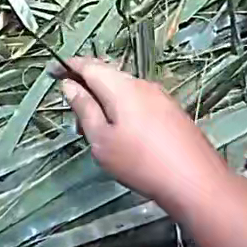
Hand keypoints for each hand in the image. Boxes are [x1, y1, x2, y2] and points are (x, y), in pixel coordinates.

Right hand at [58, 57, 232, 211]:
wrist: (195, 181)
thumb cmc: (140, 162)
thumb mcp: (101, 139)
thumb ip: (85, 109)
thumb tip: (70, 86)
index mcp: (121, 86)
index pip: (90, 66)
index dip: (69, 67)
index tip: (51, 72)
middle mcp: (142, 84)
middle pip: (108, 74)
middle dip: (86, 85)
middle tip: (73, 109)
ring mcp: (161, 97)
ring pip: (124, 89)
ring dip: (104, 99)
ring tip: (95, 129)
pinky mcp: (172, 112)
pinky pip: (139, 100)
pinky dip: (122, 108)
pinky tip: (122, 133)